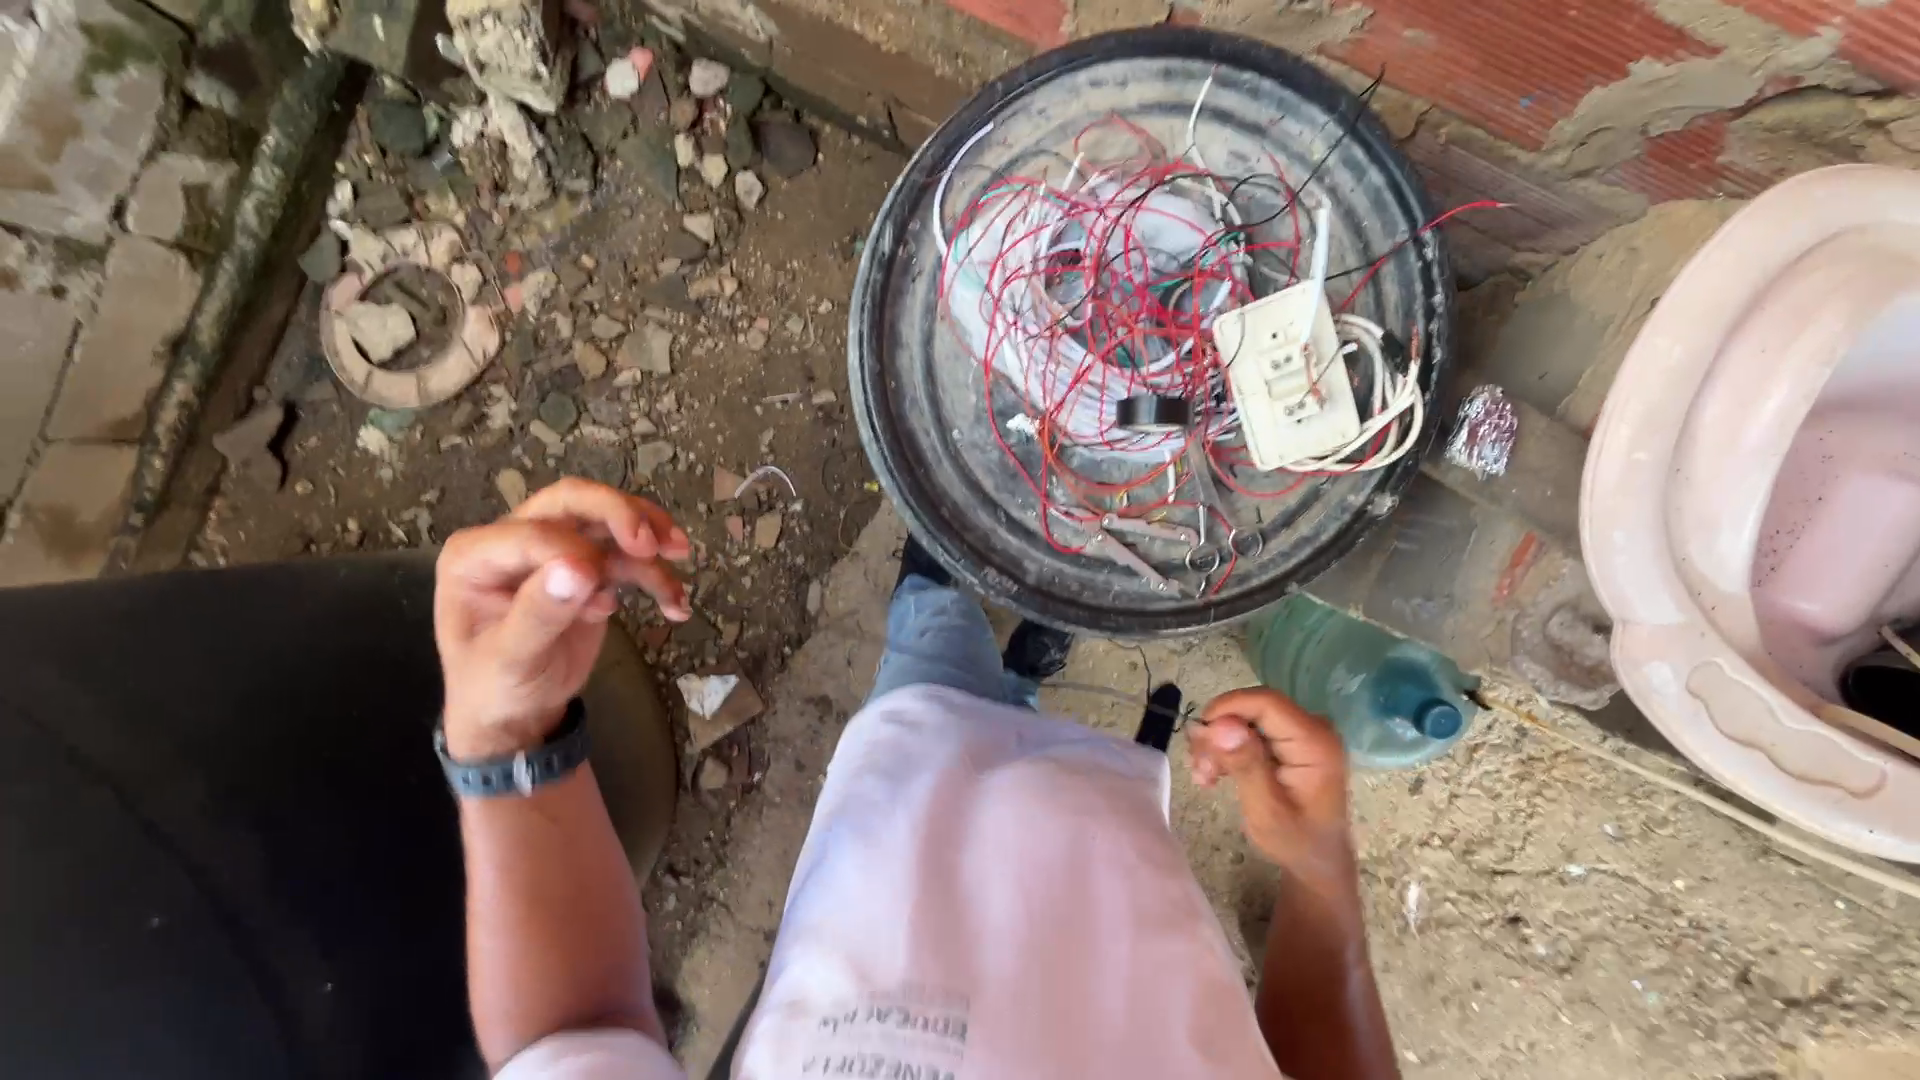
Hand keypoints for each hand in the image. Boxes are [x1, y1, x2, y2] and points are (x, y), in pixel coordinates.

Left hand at [435, 478, 691, 759]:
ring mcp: (557, 551)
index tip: (601, 590)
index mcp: (476, 555)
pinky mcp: (590, 570)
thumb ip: (540, 612)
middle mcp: (515, 540)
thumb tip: (581, 568)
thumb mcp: (511, 659)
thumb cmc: (496, 687)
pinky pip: (629, 558)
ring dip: (650, 538)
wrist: (518, 714)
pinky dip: (658, 576)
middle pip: (574, 501)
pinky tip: (676, 606)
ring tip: (680, 556)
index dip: (574, 551)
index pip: (534, 532)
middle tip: (652, 543)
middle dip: (620, 514)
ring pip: (609, 521)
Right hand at [1189, 687, 1355, 890]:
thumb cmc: (1295, 842)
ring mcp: (1302, 733)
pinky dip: (1228, 747)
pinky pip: (1250, 730)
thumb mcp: (1265, 811)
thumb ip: (1245, 765)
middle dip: (1219, 732)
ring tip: (1205, 776)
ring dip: (1219, 743)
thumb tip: (1219, 726)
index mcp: (1315, 743)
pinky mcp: (1290, 741)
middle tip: (1198, 767)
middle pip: (1252, 708)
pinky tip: (1216, 773)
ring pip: (1246, 718)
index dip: (1227, 708)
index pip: (1266, 702)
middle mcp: (1313, 728)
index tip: (1199, 735)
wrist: (1317, 863)